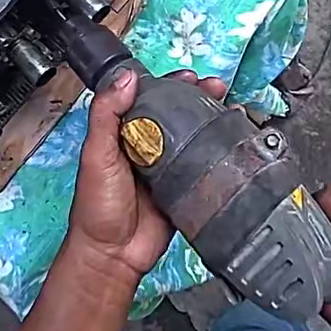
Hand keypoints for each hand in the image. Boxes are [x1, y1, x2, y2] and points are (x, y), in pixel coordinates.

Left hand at [69, 69, 227, 281]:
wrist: (113, 254)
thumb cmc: (97, 205)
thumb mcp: (96, 153)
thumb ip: (106, 114)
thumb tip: (126, 78)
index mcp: (126, 132)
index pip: (151, 98)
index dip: (171, 84)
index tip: (189, 76)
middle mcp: (150, 144)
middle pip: (178, 112)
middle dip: (199, 96)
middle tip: (216, 87)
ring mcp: (170, 164)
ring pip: (194, 133)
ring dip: (212, 116)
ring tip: (229, 104)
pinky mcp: (186, 184)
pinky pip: (205, 162)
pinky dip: (220, 148)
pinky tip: (234, 137)